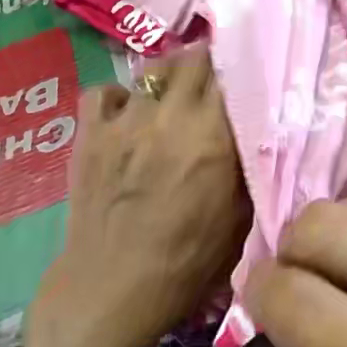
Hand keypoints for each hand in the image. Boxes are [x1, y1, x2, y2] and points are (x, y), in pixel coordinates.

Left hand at [19, 47, 248, 346]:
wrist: (113, 287)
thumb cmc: (186, 265)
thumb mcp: (240, 221)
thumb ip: (248, 169)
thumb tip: (256, 133)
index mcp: (214, 137)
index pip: (234, 73)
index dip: (243, 69)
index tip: (247, 77)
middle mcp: (170, 116)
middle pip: (194, 60)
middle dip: (208, 67)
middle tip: (213, 86)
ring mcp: (125, 120)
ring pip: (152, 72)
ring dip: (168, 83)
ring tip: (170, 104)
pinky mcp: (89, 132)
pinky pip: (105, 92)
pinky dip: (119, 100)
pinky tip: (125, 118)